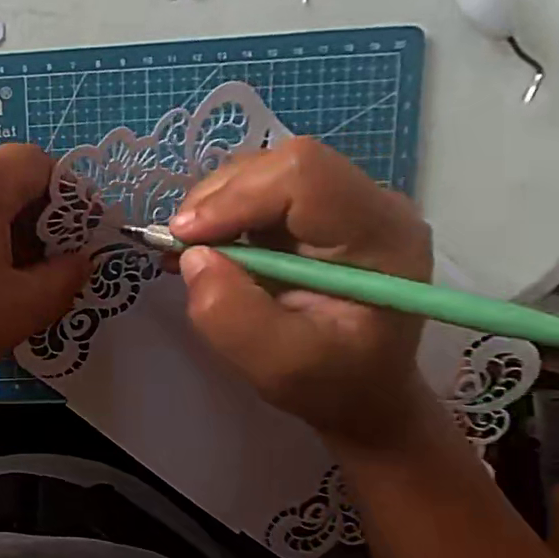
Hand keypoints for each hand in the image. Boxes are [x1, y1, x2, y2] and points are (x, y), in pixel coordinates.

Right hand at [170, 138, 434, 443]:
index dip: (236, 197)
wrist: (359, 392)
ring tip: (190, 252)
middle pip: (280, 165)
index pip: (305, 177)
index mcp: (379, 237)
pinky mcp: (315, 211)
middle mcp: (368, 204)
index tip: (187, 239)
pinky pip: (257, 188)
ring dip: (213, 206)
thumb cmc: (330, 384)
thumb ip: (233, 316)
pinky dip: (219, 213)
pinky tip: (206, 247)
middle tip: (180, 248)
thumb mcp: (278, 366)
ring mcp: (342, 203)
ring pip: (262, 171)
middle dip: (217, 200)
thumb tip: (193, 257)